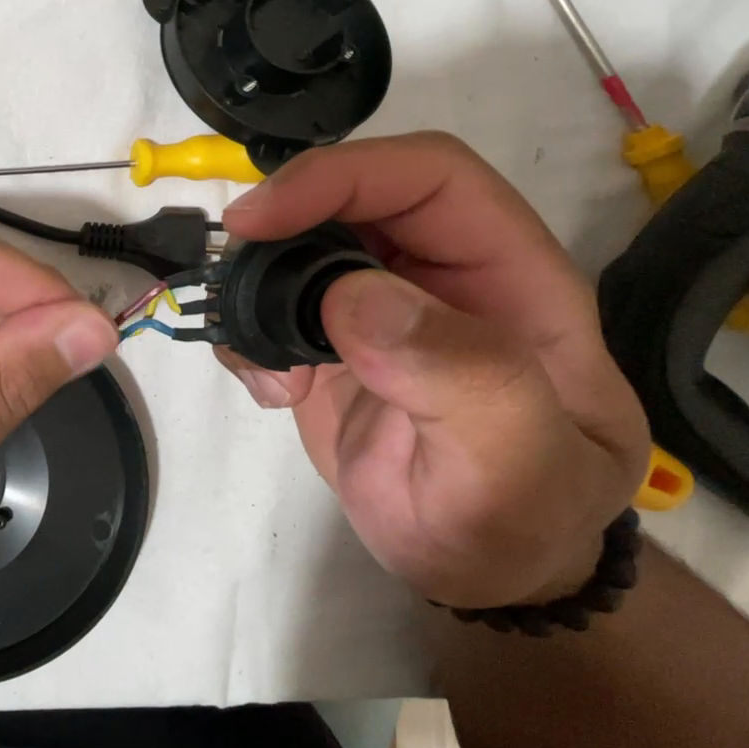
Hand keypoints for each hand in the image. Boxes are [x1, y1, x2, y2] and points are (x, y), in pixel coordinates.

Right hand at [218, 133, 649, 608]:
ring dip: (251, 293)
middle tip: (233, 289)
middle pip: (349, 201)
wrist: (474, 570)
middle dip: (278, 230)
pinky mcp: (327, 346)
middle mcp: (440, 279)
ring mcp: (378, 312)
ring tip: (266, 368)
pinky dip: (244, 340)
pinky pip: (265, 308)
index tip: (257, 222)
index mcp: (509, 280)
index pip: (430, 177)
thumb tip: (353, 297)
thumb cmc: (515, 524)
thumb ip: (462, 378)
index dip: (341, 177)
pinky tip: (271, 394)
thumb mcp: (513, 468)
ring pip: (295, 249)